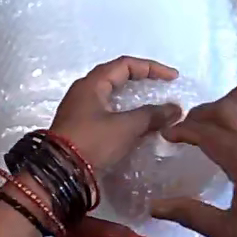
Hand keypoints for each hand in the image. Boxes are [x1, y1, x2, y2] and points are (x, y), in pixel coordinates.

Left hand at [48, 57, 183, 170]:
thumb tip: (175, 109)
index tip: (173, 78)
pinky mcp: (81, 126)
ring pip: (112, 96)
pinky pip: (108, 111)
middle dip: (143, 80)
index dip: (152, 68)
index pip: (126, 64)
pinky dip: (125, 113)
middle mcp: (84, 91)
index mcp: (92, 83)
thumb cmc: (93, 142)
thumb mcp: (126, 127)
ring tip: (154, 106)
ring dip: (134, 99)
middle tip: (163, 87)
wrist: (61, 171)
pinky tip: (137, 124)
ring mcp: (80, 109)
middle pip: (117, 77)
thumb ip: (152, 115)